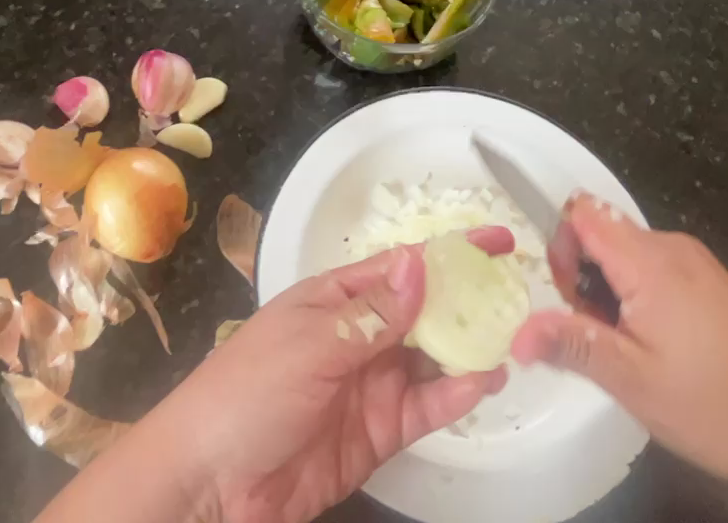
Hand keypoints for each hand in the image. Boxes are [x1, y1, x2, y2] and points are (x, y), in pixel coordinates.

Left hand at [138, 227, 513, 522]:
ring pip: (433, 357)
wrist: (211, 484)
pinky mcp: (380, 430)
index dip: (448, 253)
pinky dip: (457, 394)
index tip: (496, 243)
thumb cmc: (248, 393)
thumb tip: (419, 263)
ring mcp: (371, 382)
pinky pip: (427, 406)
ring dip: (469, 347)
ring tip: (512, 338)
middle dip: (468, 300)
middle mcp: (359, 334)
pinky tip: (484, 382)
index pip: (401, 266)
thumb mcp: (310, 343)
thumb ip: (371, 312)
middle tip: (517, 295)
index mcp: (335, 299)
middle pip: (424, 310)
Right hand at [513, 194, 727, 486]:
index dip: (561, 248)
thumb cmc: (714, 406)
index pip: (582, 213)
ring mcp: (698, 263)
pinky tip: (658, 345)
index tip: (570, 299)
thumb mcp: (631, 380)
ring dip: (610, 287)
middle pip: (603, 231)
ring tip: (628, 346)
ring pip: (627, 251)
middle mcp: (673, 248)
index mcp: (649, 262)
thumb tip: (517, 334)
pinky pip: (656, 267)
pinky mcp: (713, 282)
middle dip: (584, 275)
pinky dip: (639, 294)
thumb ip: (572, 343)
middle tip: (598, 333)